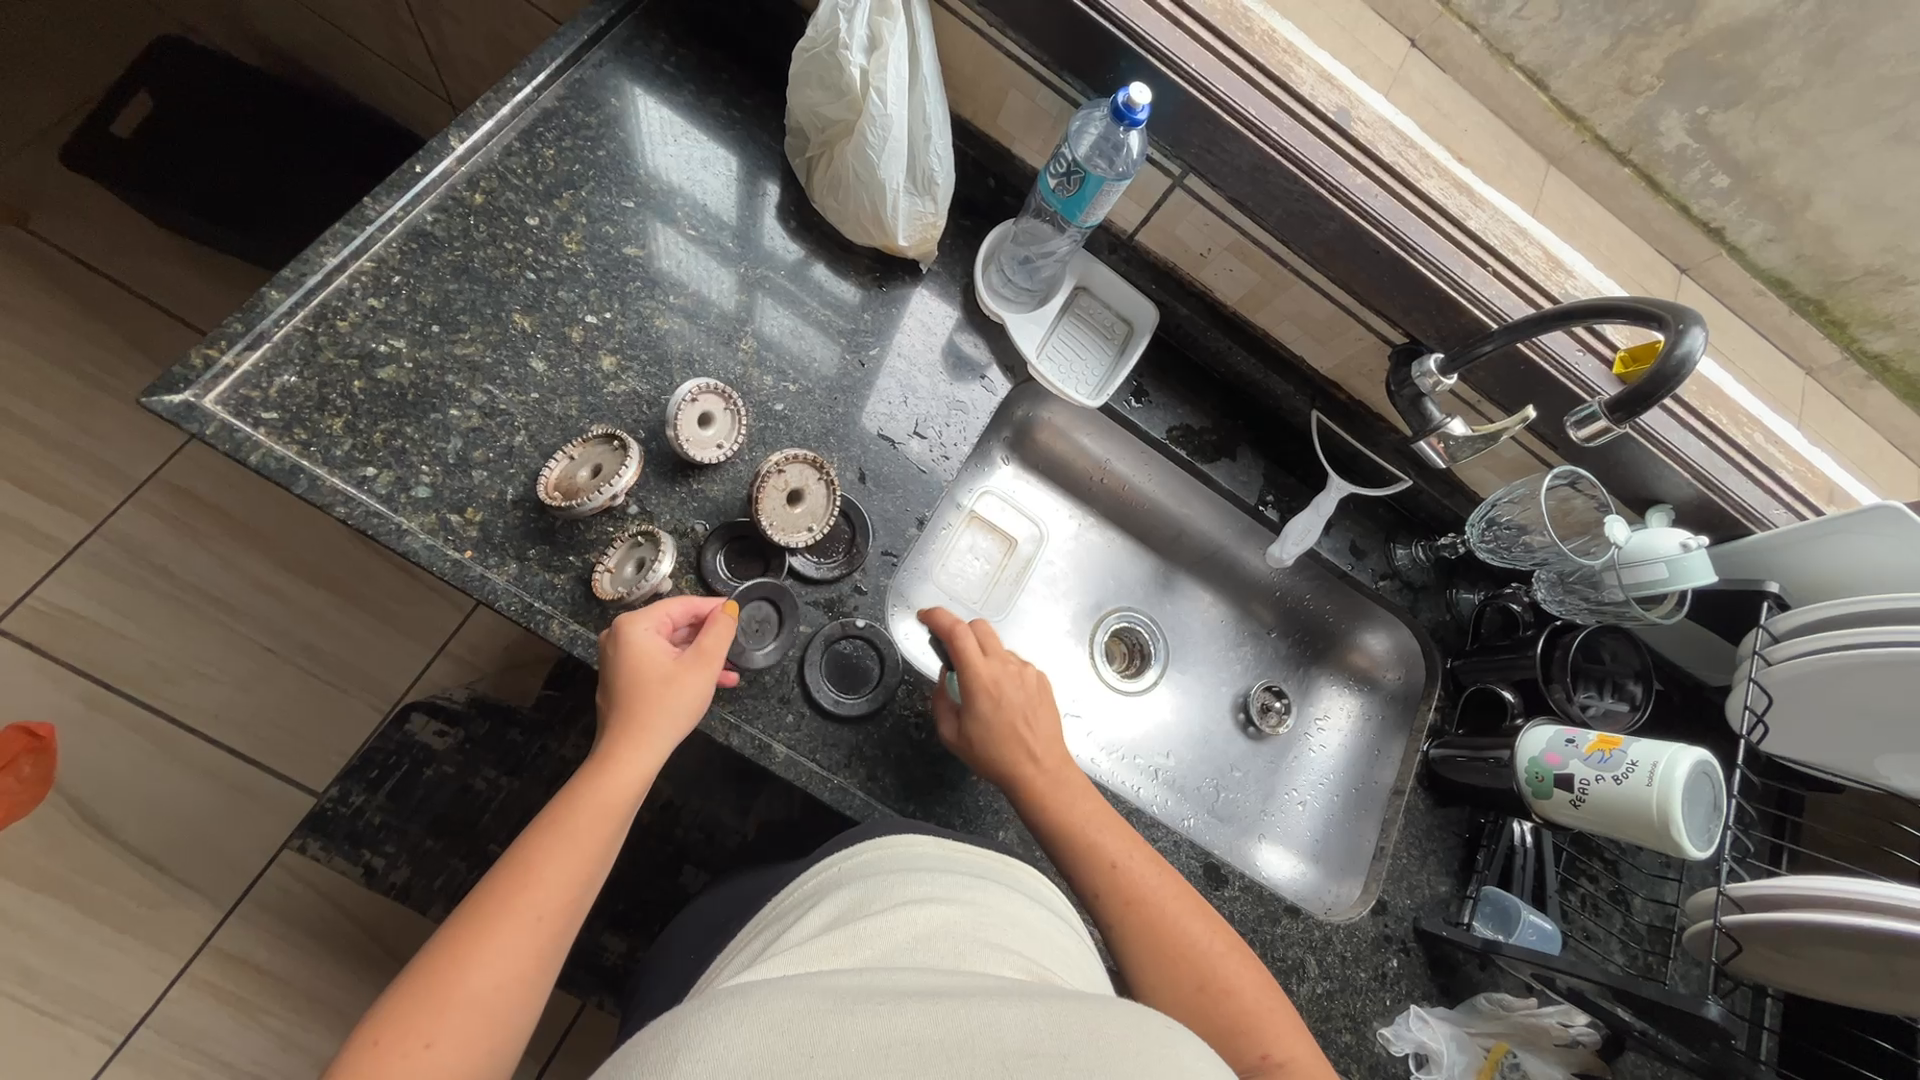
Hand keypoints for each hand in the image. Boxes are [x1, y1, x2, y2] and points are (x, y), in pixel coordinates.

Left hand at [594, 596, 738, 769]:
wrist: (630, 756)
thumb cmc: (666, 707)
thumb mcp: (703, 665)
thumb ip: (720, 630)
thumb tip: (729, 607)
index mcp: (635, 625)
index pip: (683, 605)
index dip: (714, 608)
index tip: (740, 613)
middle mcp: (621, 635)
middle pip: (675, 625)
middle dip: (708, 637)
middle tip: (736, 645)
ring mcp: (619, 658)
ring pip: (670, 646)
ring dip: (700, 656)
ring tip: (730, 670)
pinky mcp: (624, 677)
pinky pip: (659, 662)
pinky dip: (684, 668)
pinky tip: (711, 682)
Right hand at [918, 607, 1078, 799]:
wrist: (1040, 770)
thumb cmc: (994, 757)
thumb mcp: (951, 734)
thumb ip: (941, 699)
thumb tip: (945, 678)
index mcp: (979, 678)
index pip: (956, 631)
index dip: (937, 617)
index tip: (925, 617)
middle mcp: (1004, 666)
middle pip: (978, 627)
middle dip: (959, 632)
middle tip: (952, 655)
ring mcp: (1026, 670)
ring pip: (997, 646)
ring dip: (983, 655)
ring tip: (982, 689)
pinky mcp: (1040, 678)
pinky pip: (1015, 663)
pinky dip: (1003, 670)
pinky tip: (1004, 699)